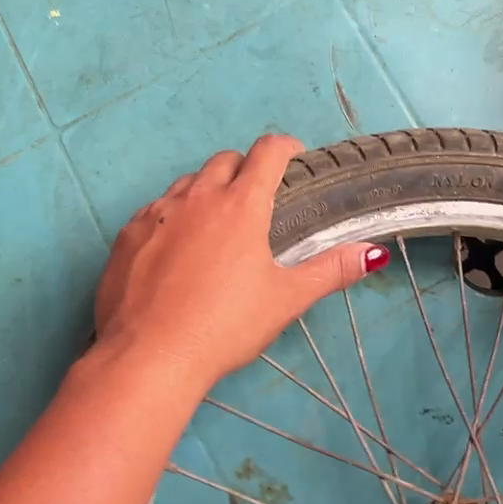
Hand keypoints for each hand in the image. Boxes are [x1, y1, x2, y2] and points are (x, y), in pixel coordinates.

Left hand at [92, 135, 386, 386]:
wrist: (147, 356)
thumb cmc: (226, 325)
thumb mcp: (285, 299)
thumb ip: (330, 270)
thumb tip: (375, 253)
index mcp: (241, 204)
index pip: (267, 152)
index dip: (285, 147)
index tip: (293, 155)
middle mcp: (198, 197)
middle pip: (225, 160)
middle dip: (244, 168)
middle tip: (256, 197)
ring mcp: (157, 213)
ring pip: (187, 182)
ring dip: (206, 190)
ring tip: (215, 223)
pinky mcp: (127, 235)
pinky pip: (154, 209)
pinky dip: (171, 216)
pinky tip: (174, 249)